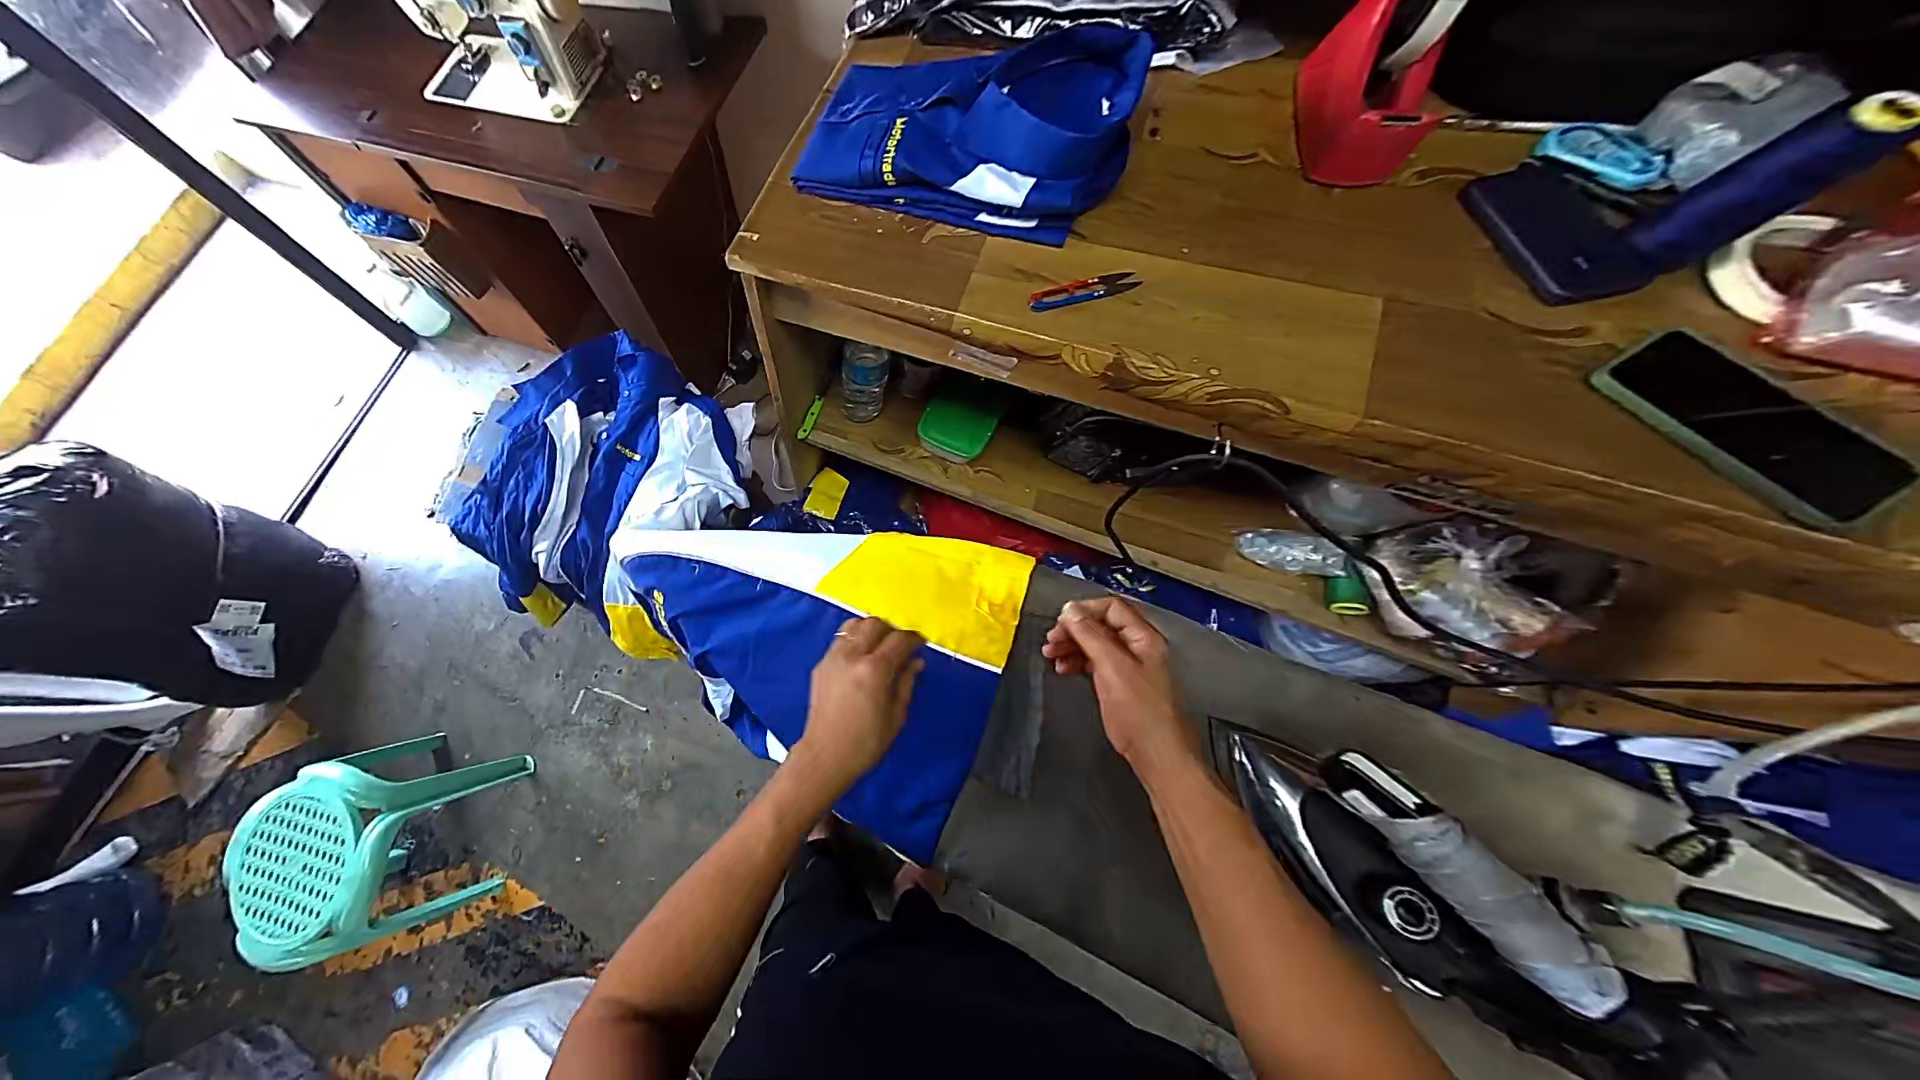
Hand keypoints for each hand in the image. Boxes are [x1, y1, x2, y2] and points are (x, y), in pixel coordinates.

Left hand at [793, 617, 925, 788]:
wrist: (825, 756)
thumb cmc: (866, 742)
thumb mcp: (896, 715)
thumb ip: (906, 683)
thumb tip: (916, 662)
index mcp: (875, 670)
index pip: (900, 639)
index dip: (914, 638)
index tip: (921, 642)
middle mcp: (853, 656)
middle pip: (875, 623)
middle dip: (892, 629)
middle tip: (900, 643)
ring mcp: (833, 658)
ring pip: (854, 625)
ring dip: (870, 629)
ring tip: (879, 644)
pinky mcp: (821, 664)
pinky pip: (841, 640)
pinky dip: (854, 639)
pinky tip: (861, 656)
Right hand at [1043, 597, 1197, 776]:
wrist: (1157, 753)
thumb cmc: (1139, 712)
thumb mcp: (1111, 667)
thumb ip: (1090, 635)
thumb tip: (1070, 610)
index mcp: (1143, 637)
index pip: (1112, 608)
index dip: (1084, 610)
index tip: (1060, 621)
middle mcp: (1138, 647)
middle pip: (1102, 625)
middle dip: (1074, 629)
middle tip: (1051, 640)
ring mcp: (1130, 666)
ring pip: (1096, 644)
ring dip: (1072, 646)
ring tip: (1051, 655)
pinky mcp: (1122, 684)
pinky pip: (1096, 663)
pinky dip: (1078, 662)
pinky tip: (1064, 669)